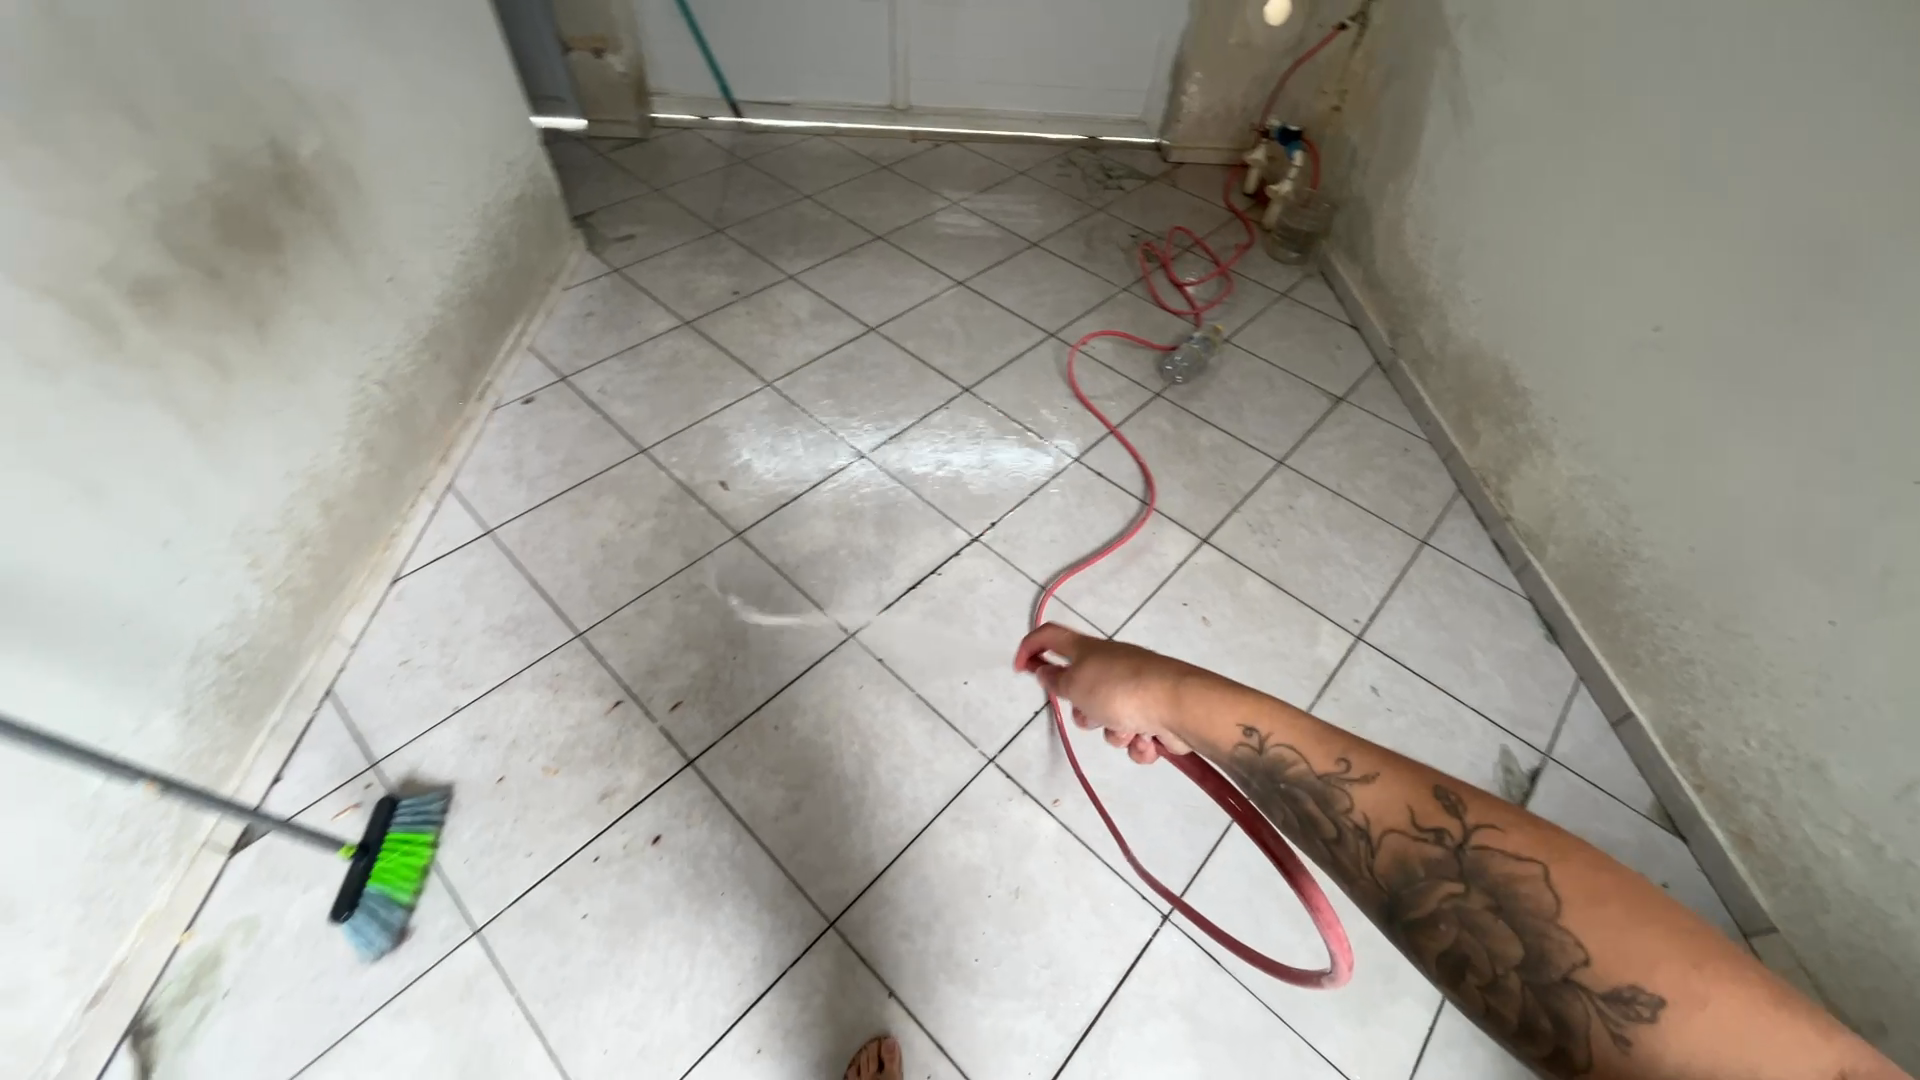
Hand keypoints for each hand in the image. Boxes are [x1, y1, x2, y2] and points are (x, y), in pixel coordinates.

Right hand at [1013, 623, 1207, 763]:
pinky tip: (1147, 741)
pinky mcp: (1155, 714)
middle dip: (1083, 712)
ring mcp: (1134, 690)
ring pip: (1107, 719)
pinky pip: (1134, 735)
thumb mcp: (1076, 684)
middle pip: (1081, 690)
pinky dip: (1138, 743)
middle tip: (1090, 715)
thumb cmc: (1119, 690)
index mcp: (1088, 651)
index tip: (1020, 670)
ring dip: (1114, 731)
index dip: (1031, 647)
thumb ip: (1055, 681)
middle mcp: (1110, 667)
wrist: (1178, 705)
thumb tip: (1043, 670)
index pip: (1051, 637)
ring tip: (1128, 730)